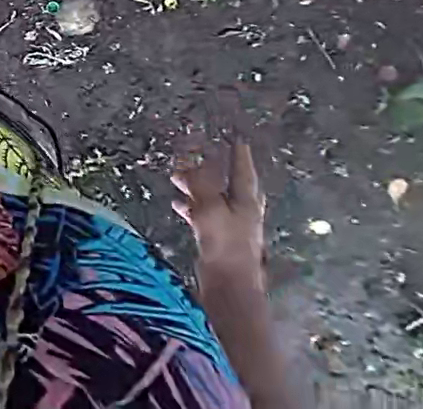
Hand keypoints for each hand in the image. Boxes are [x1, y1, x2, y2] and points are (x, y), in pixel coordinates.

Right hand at [172, 140, 266, 281]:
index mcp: (246, 200)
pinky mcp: (218, 239)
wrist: (229, 286)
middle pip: (227, 182)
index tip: (237, 137)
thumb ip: (200, 182)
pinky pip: (203, 213)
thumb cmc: (225, 243)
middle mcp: (242, 211)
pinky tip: (177, 203)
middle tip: (197, 153)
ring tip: (175, 176)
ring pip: (212, 197)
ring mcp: (231, 225)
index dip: (239, 153)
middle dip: (212, 168)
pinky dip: (190, 205)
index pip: (243, 169)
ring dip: (196, 186)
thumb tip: (191, 162)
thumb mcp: (210, 206)